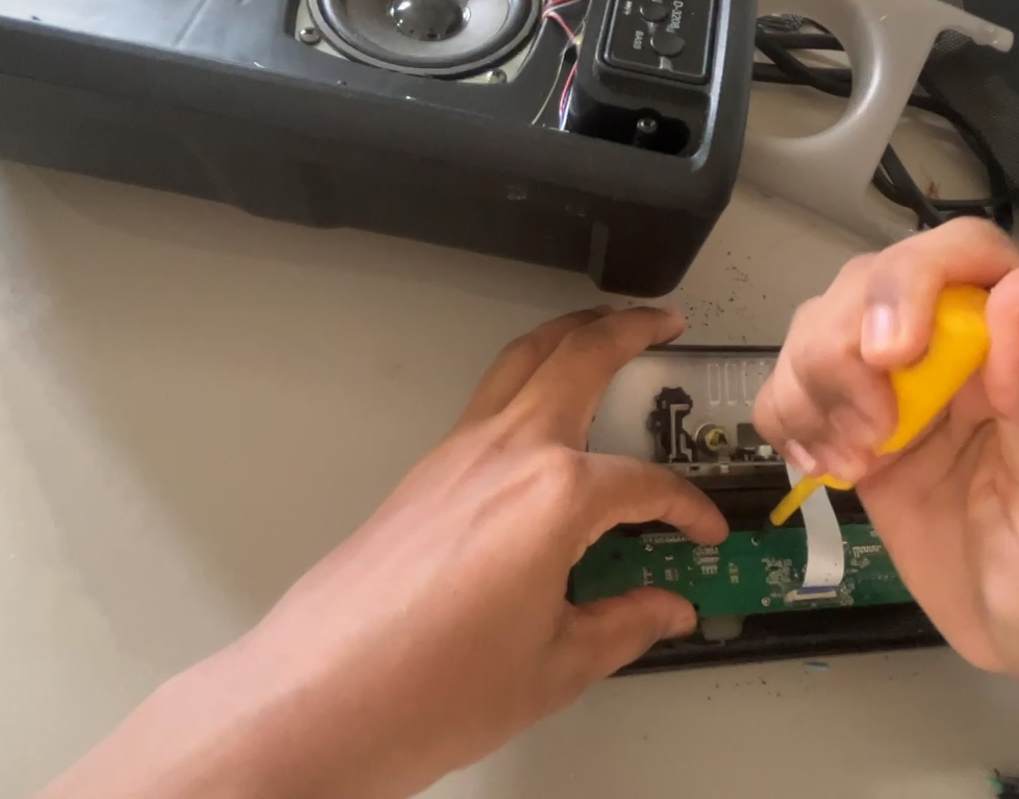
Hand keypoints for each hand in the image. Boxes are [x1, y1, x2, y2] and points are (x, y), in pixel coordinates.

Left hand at [40, 306, 725, 798]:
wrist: (314, 698)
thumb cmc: (437, 690)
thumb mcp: (555, 666)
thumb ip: (625, 623)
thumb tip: (668, 608)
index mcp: (556, 495)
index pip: (646, 486)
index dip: (687, 509)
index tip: (704, 532)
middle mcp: (512, 449)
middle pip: (580, 355)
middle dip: (631, 326)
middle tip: (667, 320)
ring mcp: (464, 447)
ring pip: (528, 354)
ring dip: (575, 329)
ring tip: (610, 327)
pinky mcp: (432, 463)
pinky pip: (495, 390)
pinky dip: (535, 368)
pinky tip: (551, 405)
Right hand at [753, 220, 1018, 701]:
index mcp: (1015, 349)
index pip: (961, 255)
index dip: (912, 280)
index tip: (891, 355)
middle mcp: (947, 351)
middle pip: (865, 285)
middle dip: (842, 352)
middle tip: (869, 435)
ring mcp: (891, 390)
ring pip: (813, 331)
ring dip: (809, 391)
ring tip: (852, 463)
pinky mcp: (848, 430)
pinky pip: (786, 392)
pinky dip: (786, 422)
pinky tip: (822, 469)